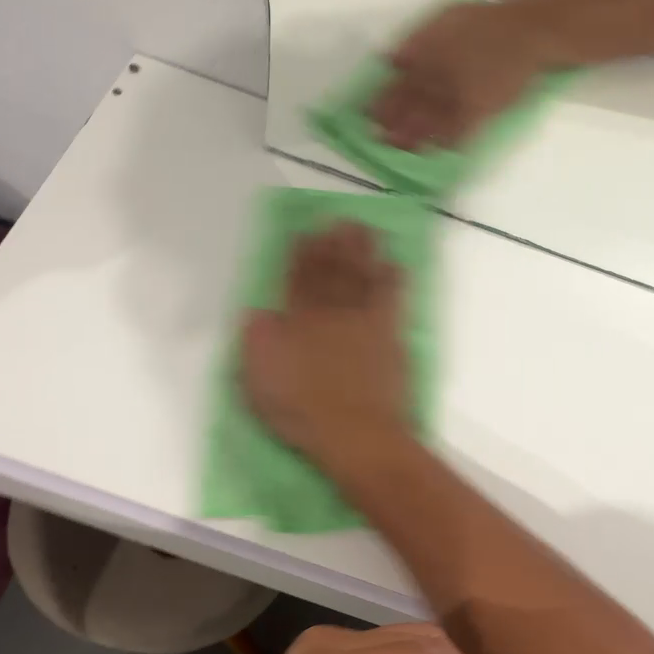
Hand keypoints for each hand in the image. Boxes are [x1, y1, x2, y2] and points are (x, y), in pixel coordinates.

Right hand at [240, 223, 408, 463]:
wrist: (357, 434)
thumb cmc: (301, 410)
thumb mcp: (259, 376)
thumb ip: (257, 338)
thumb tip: (259, 311)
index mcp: (297, 320)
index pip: (298, 278)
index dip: (302, 253)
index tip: (306, 231)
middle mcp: (332, 313)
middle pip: (334, 272)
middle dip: (336, 244)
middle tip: (343, 219)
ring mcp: (366, 325)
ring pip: (364, 278)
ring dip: (365, 253)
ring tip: (367, 231)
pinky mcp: (392, 341)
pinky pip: (394, 301)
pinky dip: (394, 282)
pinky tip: (396, 268)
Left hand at [372, 2, 561, 150]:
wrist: (526, 33)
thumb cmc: (483, 23)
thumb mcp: (444, 18)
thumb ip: (415, 40)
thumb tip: (389, 61)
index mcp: (429, 51)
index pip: (398, 79)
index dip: (383, 99)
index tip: (368, 114)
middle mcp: (440, 73)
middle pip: (411, 103)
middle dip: (394, 123)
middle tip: (379, 138)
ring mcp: (461, 94)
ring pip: (431, 120)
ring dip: (414, 137)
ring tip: (399, 149)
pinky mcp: (480, 110)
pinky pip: (460, 131)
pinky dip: (447, 142)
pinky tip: (436, 150)